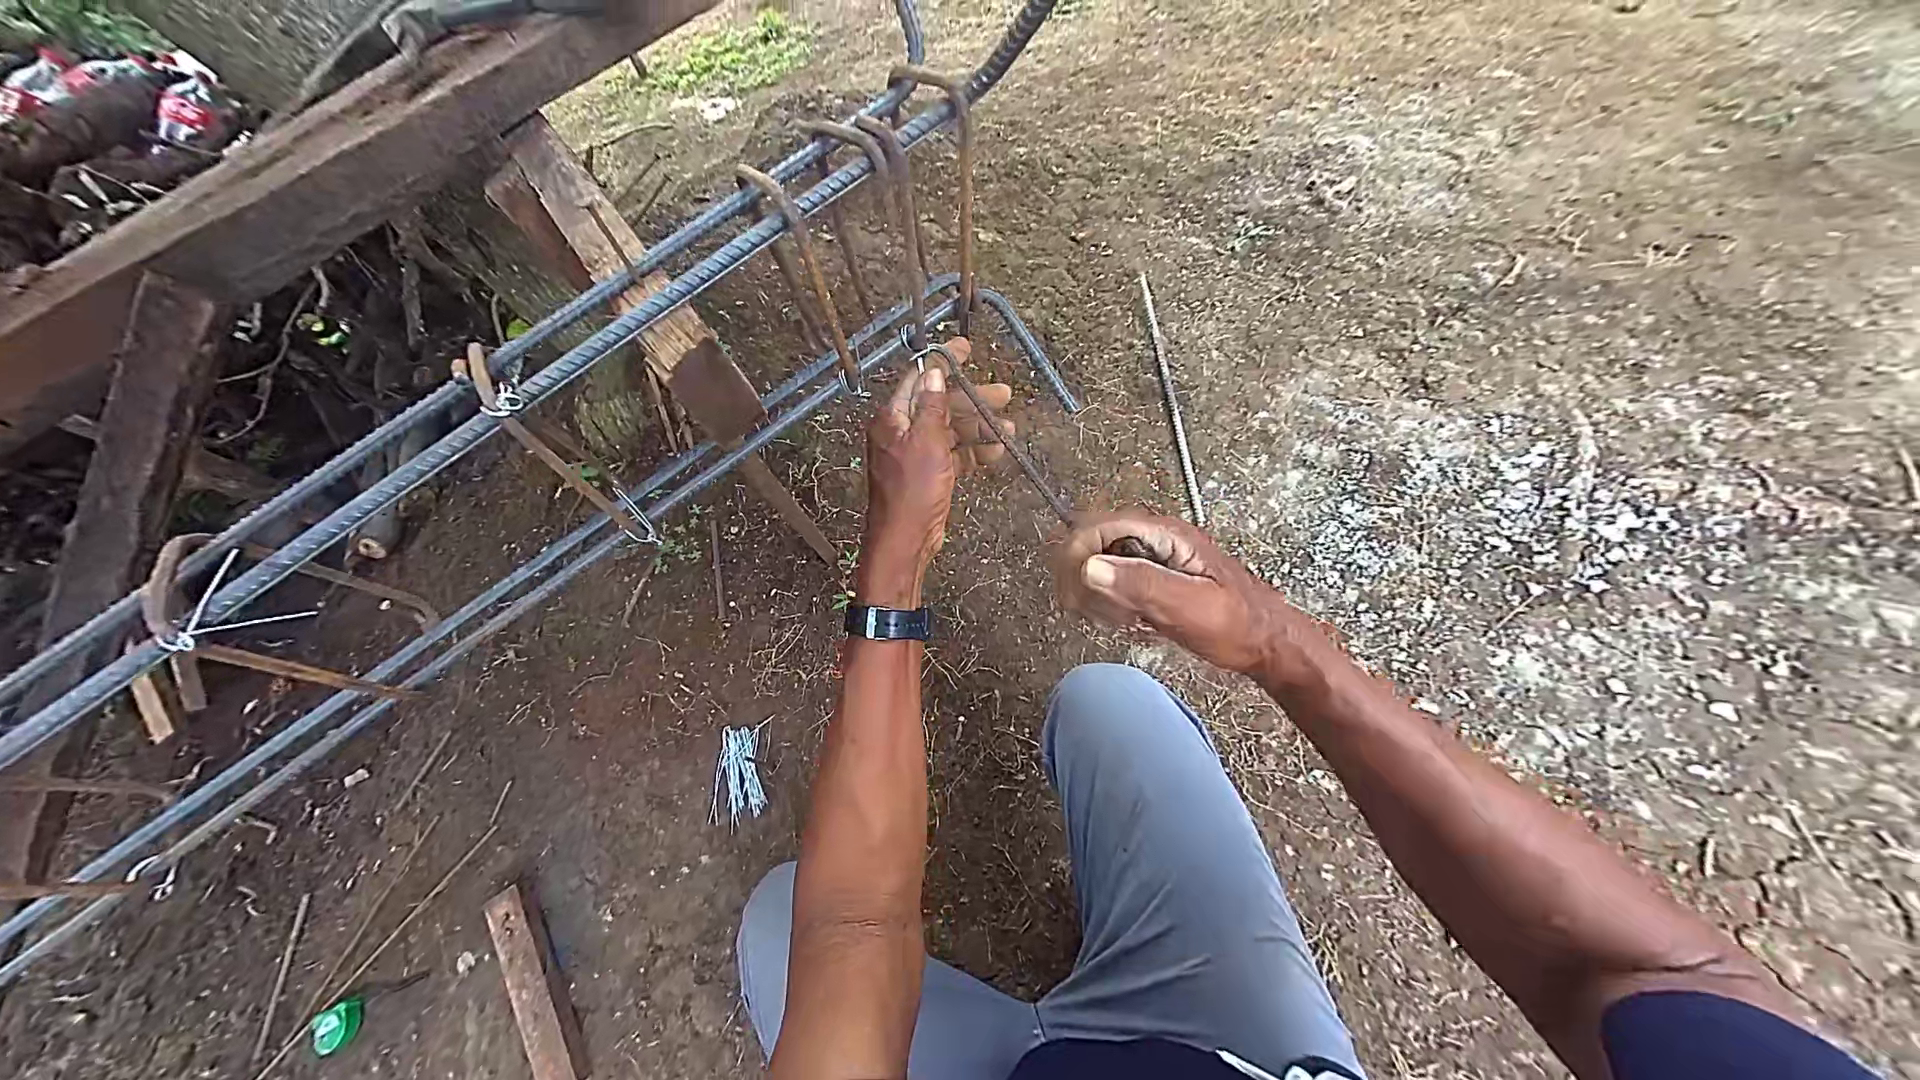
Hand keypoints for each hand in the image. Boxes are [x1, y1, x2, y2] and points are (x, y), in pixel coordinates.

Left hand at [860, 338, 1013, 605]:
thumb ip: (933, 406)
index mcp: (893, 418)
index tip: (967, 348)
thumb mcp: (926, 442)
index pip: (920, 378)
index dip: (944, 362)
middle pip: (941, 404)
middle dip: (972, 400)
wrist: (905, 540)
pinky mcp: (930, 474)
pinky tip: (997, 452)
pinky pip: (954, 455)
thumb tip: (935, 372)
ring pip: (951, 430)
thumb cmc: (912, 491)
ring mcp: (917, 454)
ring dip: (979, 428)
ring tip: (1008, 429)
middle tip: (1003, 395)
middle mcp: (902, 432)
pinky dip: (974, 452)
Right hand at [1051, 510, 1329, 680]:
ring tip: (1118, 618)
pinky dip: (1105, 604)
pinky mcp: (1148, 578)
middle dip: (1081, 578)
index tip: (1075, 590)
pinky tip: (1125, 620)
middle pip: (1089, 542)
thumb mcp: (1191, 607)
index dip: (1077, 556)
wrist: (1267, 644)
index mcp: (1165, 536)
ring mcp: (1150, 558)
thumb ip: (1141, 584)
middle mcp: (1155, 540)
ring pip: (1094, 563)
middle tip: (1092, 609)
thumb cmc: (1240, 626)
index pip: (1097, 526)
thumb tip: (1092, 566)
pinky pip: (1108, 582)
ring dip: (1092, 594)